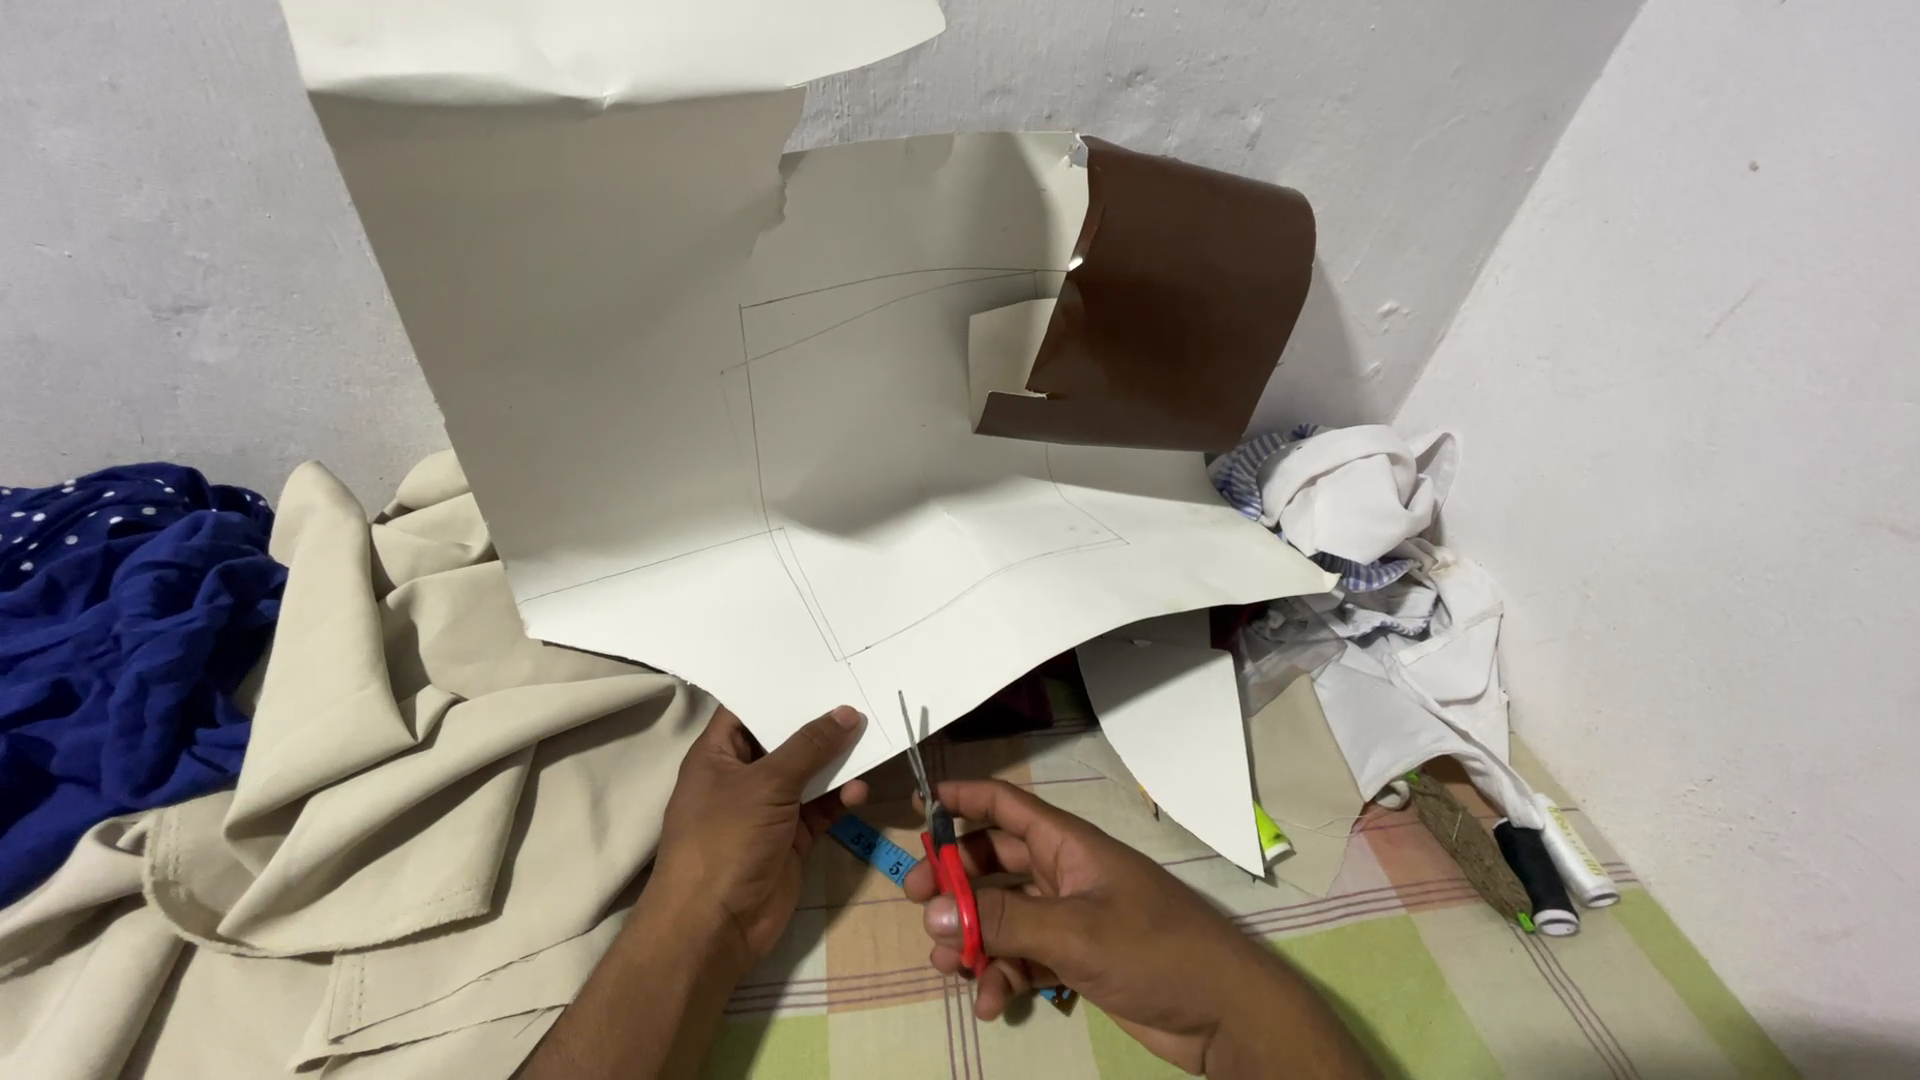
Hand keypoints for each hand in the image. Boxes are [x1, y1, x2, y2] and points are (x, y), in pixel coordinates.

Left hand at [650, 705, 867, 971]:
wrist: (714, 927)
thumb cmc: (724, 840)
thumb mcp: (765, 783)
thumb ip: (809, 746)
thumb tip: (847, 712)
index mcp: (718, 755)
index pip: (748, 710)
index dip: (779, 690)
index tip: (820, 667)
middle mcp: (742, 776)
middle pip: (785, 740)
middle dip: (820, 724)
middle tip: (860, 694)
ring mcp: (768, 808)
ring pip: (809, 774)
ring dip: (837, 762)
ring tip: (870, 739)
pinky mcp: (792, 837)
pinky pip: (822, 807)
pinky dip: (841, 797)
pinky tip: (861, 788)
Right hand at [906, 780, 1374, 1077]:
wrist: (1224, 1014)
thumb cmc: (1154, 950)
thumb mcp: (1073, 932)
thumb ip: (1002, 920)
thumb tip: (930, 910)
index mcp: (1069, 845)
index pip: (1007, 805)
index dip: (964, 799)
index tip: (919, 805)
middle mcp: (1064, 873)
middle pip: (995, 862)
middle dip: (955, 879)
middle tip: (914, 900)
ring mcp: (1069, 917)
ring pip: (1003, 914)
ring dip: (972, 936)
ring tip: (948, 965)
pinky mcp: (1074, 959)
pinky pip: (1021, 956)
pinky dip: (1001, 973)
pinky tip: (991, 1001)